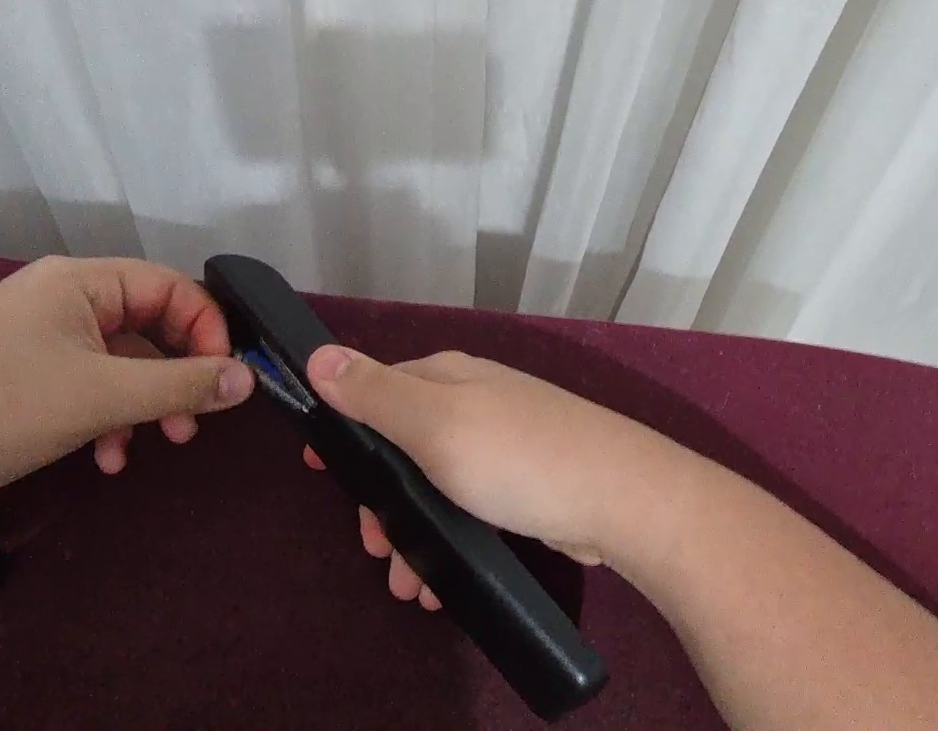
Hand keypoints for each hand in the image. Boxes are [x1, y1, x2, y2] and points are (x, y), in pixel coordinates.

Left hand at [0, 257, 253, 555]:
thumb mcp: (101, 398)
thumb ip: (182, 384)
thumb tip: (249, 378)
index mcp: (80, 281)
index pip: (171, 287)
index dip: (207, 329)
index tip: (224, 380)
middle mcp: (64, 298)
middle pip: (151, 325)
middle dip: (178, 375)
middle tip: (194, 422)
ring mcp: (43, 337)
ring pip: (124, 361)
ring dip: (147, 402)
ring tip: (160, 444)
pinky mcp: (27, 375)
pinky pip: (91, 384)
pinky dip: (110, 417)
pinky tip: (109, 458)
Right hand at [300, 346, 677, 609]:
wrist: (619, 497)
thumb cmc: (517, 457)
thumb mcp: (434, 424)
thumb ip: (375, 394)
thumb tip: (318, 353)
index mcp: (445, 377)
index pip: (375, 390)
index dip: (344, 429)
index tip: (321, 473)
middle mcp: (471, 399)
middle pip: (401, 443)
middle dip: (379, 498)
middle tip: (373, 546)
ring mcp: (500, 439)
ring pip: (433, 482)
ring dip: (411, 530)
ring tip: (407, 583)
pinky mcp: (521, 479)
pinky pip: (466, 506)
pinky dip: (446, 538)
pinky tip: (440, 581)